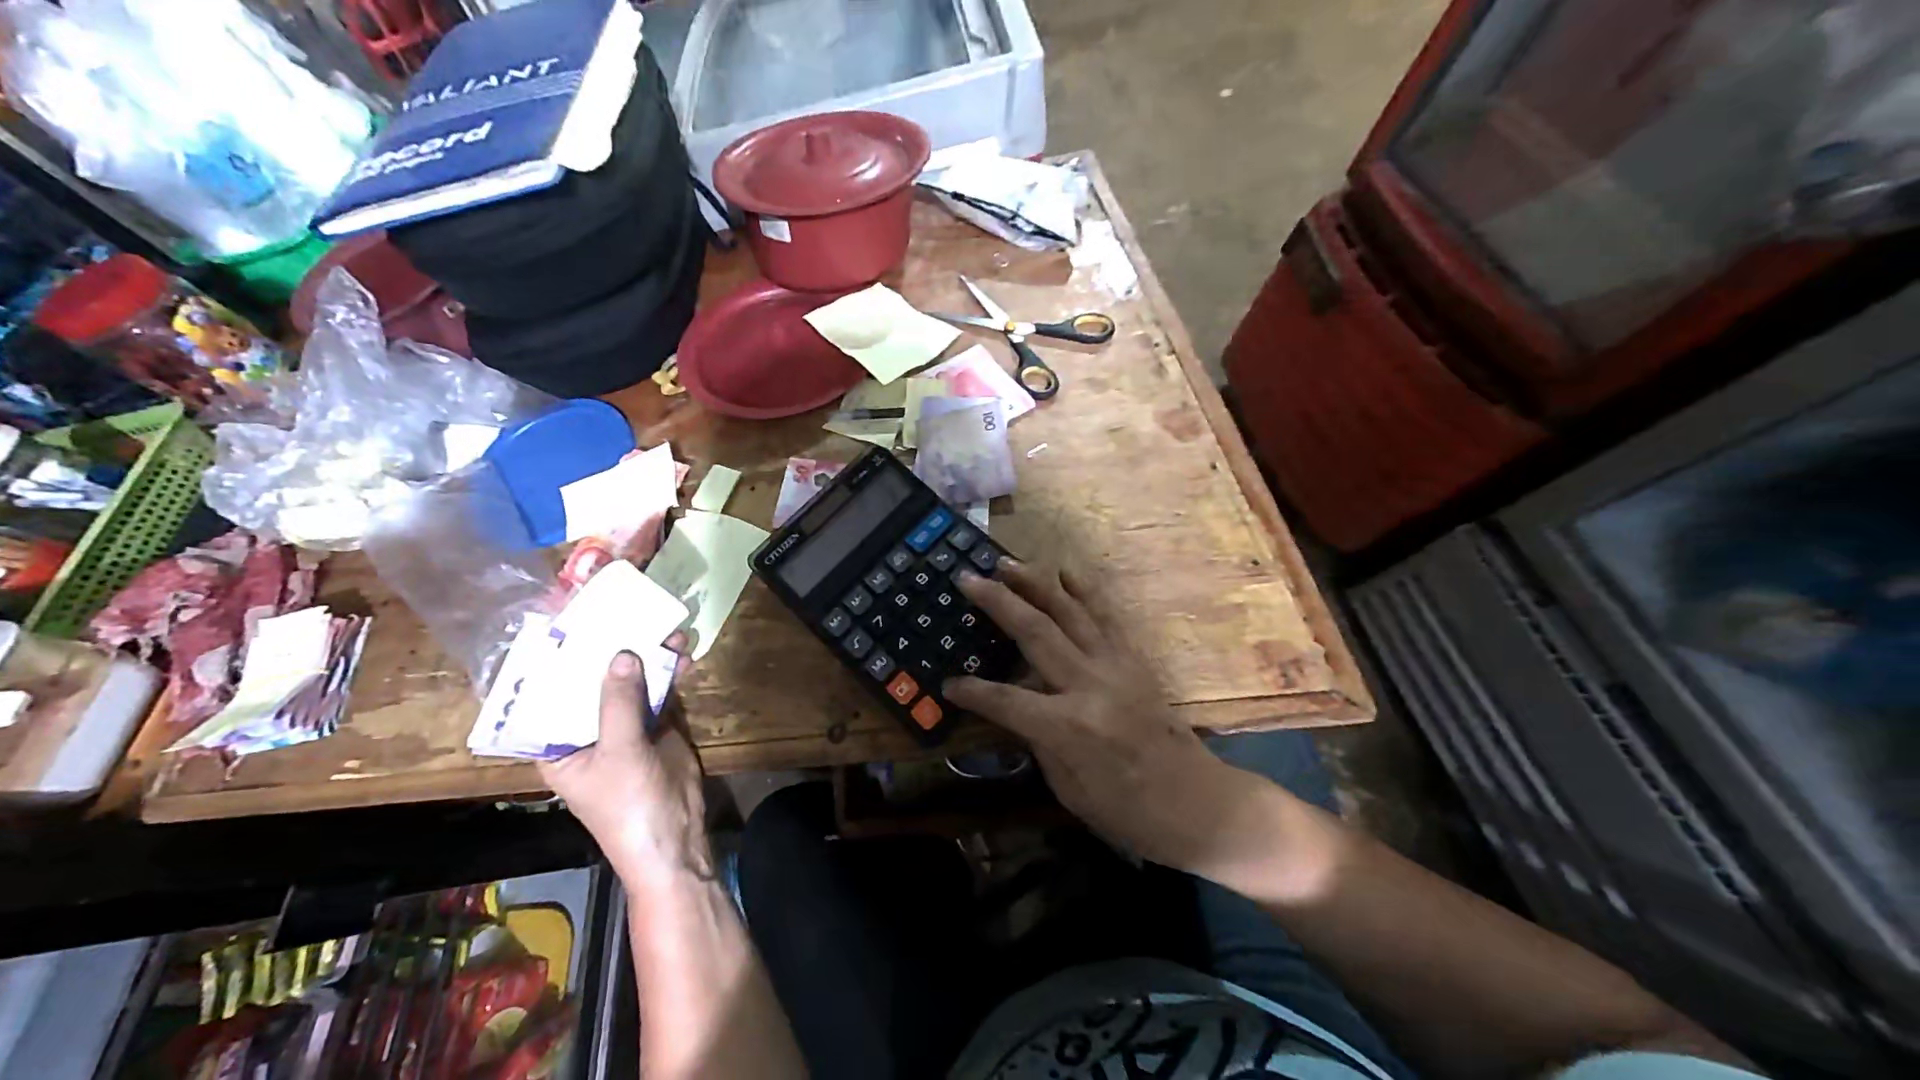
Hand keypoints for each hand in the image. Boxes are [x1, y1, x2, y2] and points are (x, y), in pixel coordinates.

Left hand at [538, 643, 710, 889]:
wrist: (676, 838)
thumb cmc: (628, 806)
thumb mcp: (618, 754)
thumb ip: (620, 703)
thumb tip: (623, 653)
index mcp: (557, 743)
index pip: (545, 695)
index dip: (553, 660)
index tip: (564, 621)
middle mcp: (587, 729)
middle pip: (592, 682)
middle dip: (606, 650)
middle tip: (620, 611)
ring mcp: (625, 725)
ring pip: (630, 681)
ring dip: (645, 655)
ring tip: (660, 625)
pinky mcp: (658, 724)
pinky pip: (660, 690)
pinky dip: (670, 670)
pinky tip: (681, 649)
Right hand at [944, 562, 1275, 879]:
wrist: (1199, 803)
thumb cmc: (1128, 811)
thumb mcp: (1068, 788)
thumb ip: (1037, 741)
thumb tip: (1014, 710)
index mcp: (1067, 727)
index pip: (1005, 700)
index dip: (972, 691)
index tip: (948, 682)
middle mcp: (1089, 685)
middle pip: (1035, 632)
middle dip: (997, 603)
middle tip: (967, 578)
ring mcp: (1116, 666)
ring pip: (1070, 612)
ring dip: (1036, 584)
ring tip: (1007, 563)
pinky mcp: (1135, 660)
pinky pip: (1107, 616)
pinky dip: (1085, 590)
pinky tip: (1067, 571)